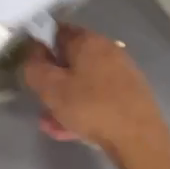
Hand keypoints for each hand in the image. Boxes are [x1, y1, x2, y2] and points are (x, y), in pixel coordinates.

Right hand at [21, 25, 168, 156]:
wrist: (139, 137)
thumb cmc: (91, 107)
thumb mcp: (51, 88)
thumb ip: (34, 68)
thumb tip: (33, 53)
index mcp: (88, 41)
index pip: (56, 31)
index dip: (39, 47)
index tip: (30, 68)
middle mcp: (108, 50)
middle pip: (70, 60)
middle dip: (52, 81)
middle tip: (41, 101)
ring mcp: (121, 73)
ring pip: (83, 83)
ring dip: (64, 101)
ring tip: (51, 124)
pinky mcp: (130, 95)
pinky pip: (97, 98)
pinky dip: (82, 110)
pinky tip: (70, 131)